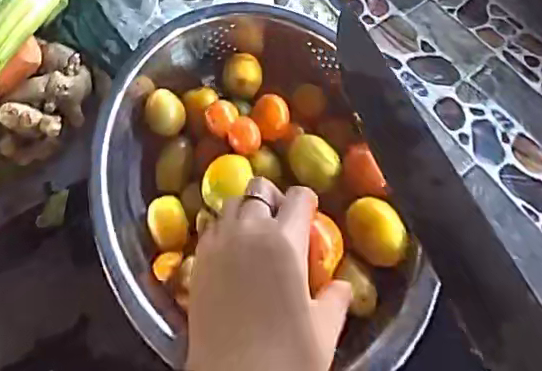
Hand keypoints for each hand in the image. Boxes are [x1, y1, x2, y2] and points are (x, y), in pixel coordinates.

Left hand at [186, 178, 350, 370]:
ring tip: (255, 238)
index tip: (311, 217)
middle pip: (260, 188)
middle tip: (282, 225)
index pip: (299, 197)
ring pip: (233, 202)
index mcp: (285, 241)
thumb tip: (343, 285)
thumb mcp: (322, 334)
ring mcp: (220, 240)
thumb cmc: (285, 360)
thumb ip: (335, 301)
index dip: (308, 203)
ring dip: (246, 211)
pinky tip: (232, 254)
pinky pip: (211, 225)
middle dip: (274, 199)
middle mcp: (249, 229)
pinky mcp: (198, 257)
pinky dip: (224, 229)